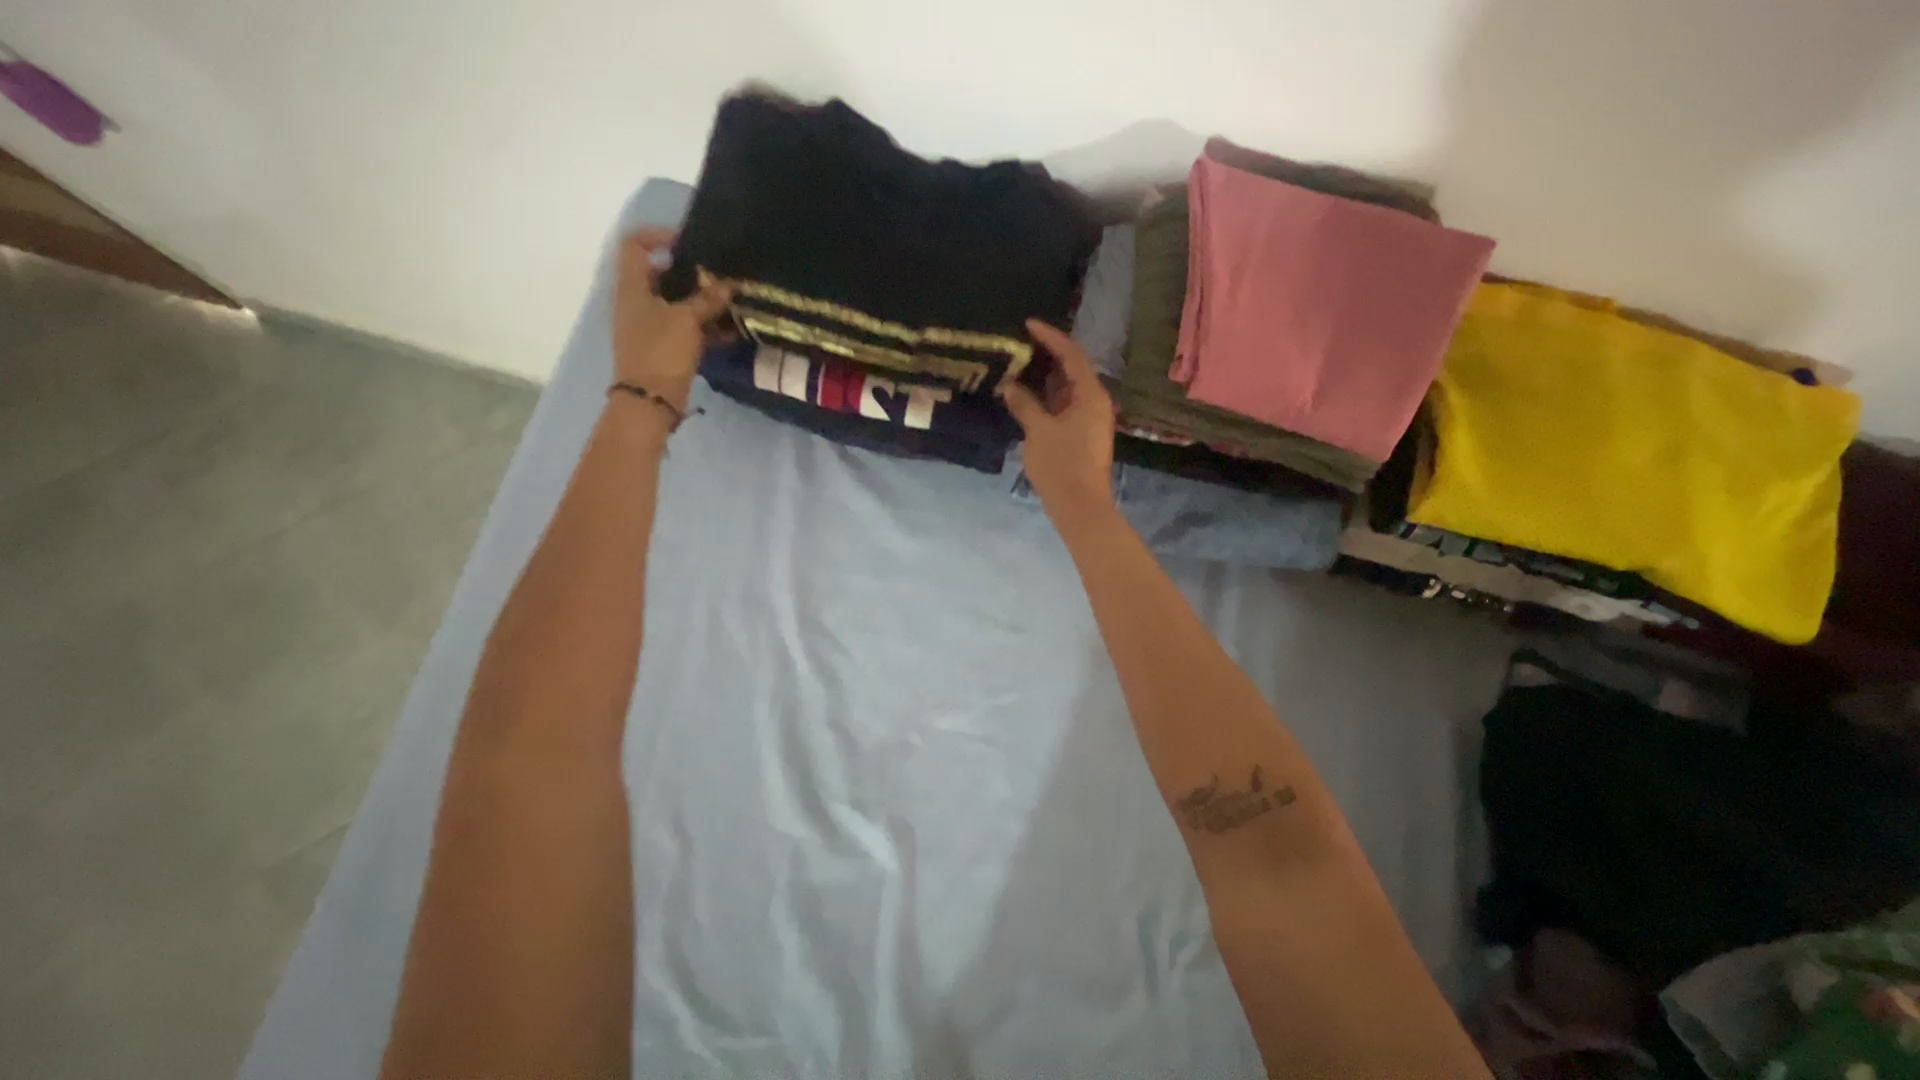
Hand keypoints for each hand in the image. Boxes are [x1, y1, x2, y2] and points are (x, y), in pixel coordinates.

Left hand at [611, 228, 733, 411]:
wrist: (649, 402)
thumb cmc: (660, 351)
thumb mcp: (686, 319)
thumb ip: (707, 298)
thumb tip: (728, 285)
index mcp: (632, 286)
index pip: (634, 245)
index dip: (658, 236)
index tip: (690, 243)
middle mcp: (636, 301)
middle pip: (660, 273)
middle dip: (690, 272)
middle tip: (718, 274)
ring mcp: (649, 325)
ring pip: (676, 302)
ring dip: (702, 300)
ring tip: (731, 300)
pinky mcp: (664, 346)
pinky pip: (686, 327)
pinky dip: (705, 325)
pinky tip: (732, 328)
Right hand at [1001, 319, 1116, 520]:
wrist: (1080, 507)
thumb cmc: (1062, 465)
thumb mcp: (1038, 431)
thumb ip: (1024, 404)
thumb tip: (1010, 385)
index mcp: (1090, 394)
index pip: (1071, 354)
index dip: (1050, 337)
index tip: (1028, 324)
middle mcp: (1094, 402)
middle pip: (1071, 369)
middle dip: (1046, 356)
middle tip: (1019, 344)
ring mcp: (1089, 419)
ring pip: (1066, 389)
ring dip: (1044, 378)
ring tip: (1017, 365)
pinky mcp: (1080, 435)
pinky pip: (1063, 406)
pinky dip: (1045, 398)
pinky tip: (1024, 396)